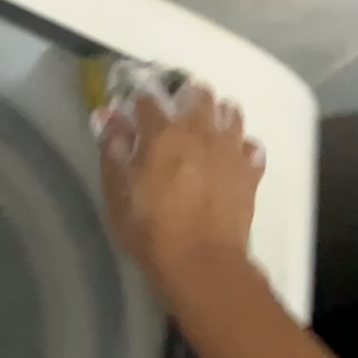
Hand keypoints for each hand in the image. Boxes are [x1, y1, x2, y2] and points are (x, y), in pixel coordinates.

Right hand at [96, 82, 265, 293]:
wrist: (201, 262)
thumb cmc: (149, 226)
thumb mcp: (117, 189)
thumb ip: (112, 148)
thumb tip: (106, 114)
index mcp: (162, 133)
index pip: (148, 99)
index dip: (138, 100)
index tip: (131, 109)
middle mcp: (200, 132)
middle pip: (200, 95)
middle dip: (186, 96)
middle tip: (174, 111)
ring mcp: (230, 151)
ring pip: (231, 114)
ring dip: (217, 114)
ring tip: (205, 128)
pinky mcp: (251, 173)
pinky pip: (251, 147)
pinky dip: (240, 146)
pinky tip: (230, 157)